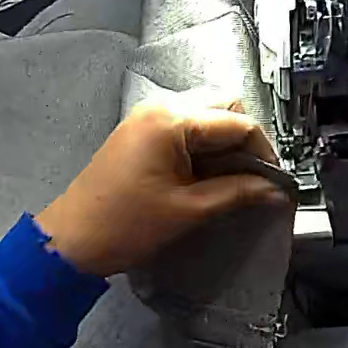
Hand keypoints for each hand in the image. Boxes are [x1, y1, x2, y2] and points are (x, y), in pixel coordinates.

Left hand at [36, 104, 287, 275]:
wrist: (71, 240)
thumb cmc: (125, 225)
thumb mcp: (190, 210)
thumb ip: (238, 192)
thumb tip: (276, 190)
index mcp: (172, 121)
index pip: (238, 123)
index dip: (263, 151)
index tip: (274, 181)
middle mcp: (161, 107)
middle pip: (225, 107)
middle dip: (246, 139)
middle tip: (255, 175)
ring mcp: (149, 116)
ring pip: (207, 114)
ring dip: (226, 141)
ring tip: (233, 177)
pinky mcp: (142, 130)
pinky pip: (187, 125)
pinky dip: (205, 144)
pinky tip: (209, 173)